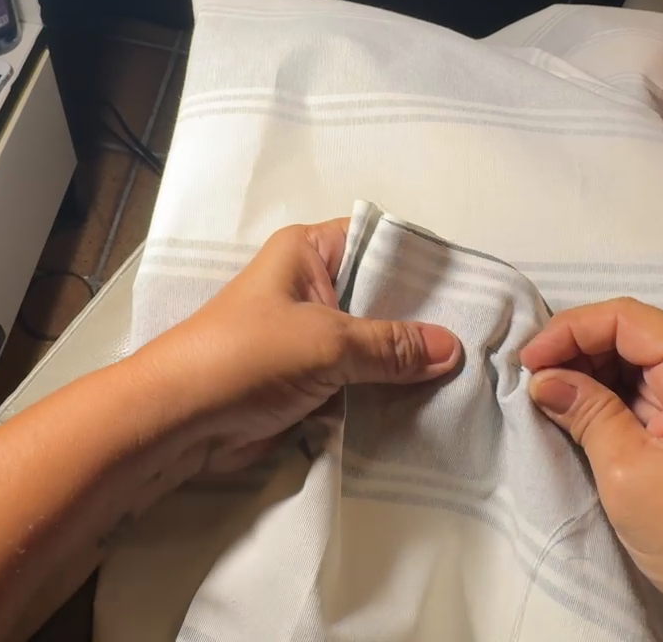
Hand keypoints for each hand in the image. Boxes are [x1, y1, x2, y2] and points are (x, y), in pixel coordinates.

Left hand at [132, 219, 461, 470]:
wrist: (180, 420)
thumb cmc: (248, 356)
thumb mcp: (326, 341)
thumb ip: (391, 344)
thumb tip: (454, 348)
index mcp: (308, 252)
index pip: (377, 241)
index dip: (420, 260)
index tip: (472, 284)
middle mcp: (313, 285)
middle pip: (380, 293)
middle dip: (422, 316)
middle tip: (482, 334)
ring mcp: (312, 333)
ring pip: (373, 339)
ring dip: (407, 358)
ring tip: (470, 370)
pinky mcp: (311, 376)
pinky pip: (360, 374)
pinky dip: (388, 386)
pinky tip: (433, 398)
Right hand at [521, 299, 662, 641]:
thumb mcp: (628, 473)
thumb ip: (584, 410)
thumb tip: (540, 378)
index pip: (629, 320)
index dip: (571, 330)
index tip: (529, 359)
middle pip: (632, 333)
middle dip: (577, 349)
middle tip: (533, 376)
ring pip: (635, 356)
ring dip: (588, 370)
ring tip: (547, 390)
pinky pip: (646, 384)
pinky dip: (607, 391)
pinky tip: (575, 402)